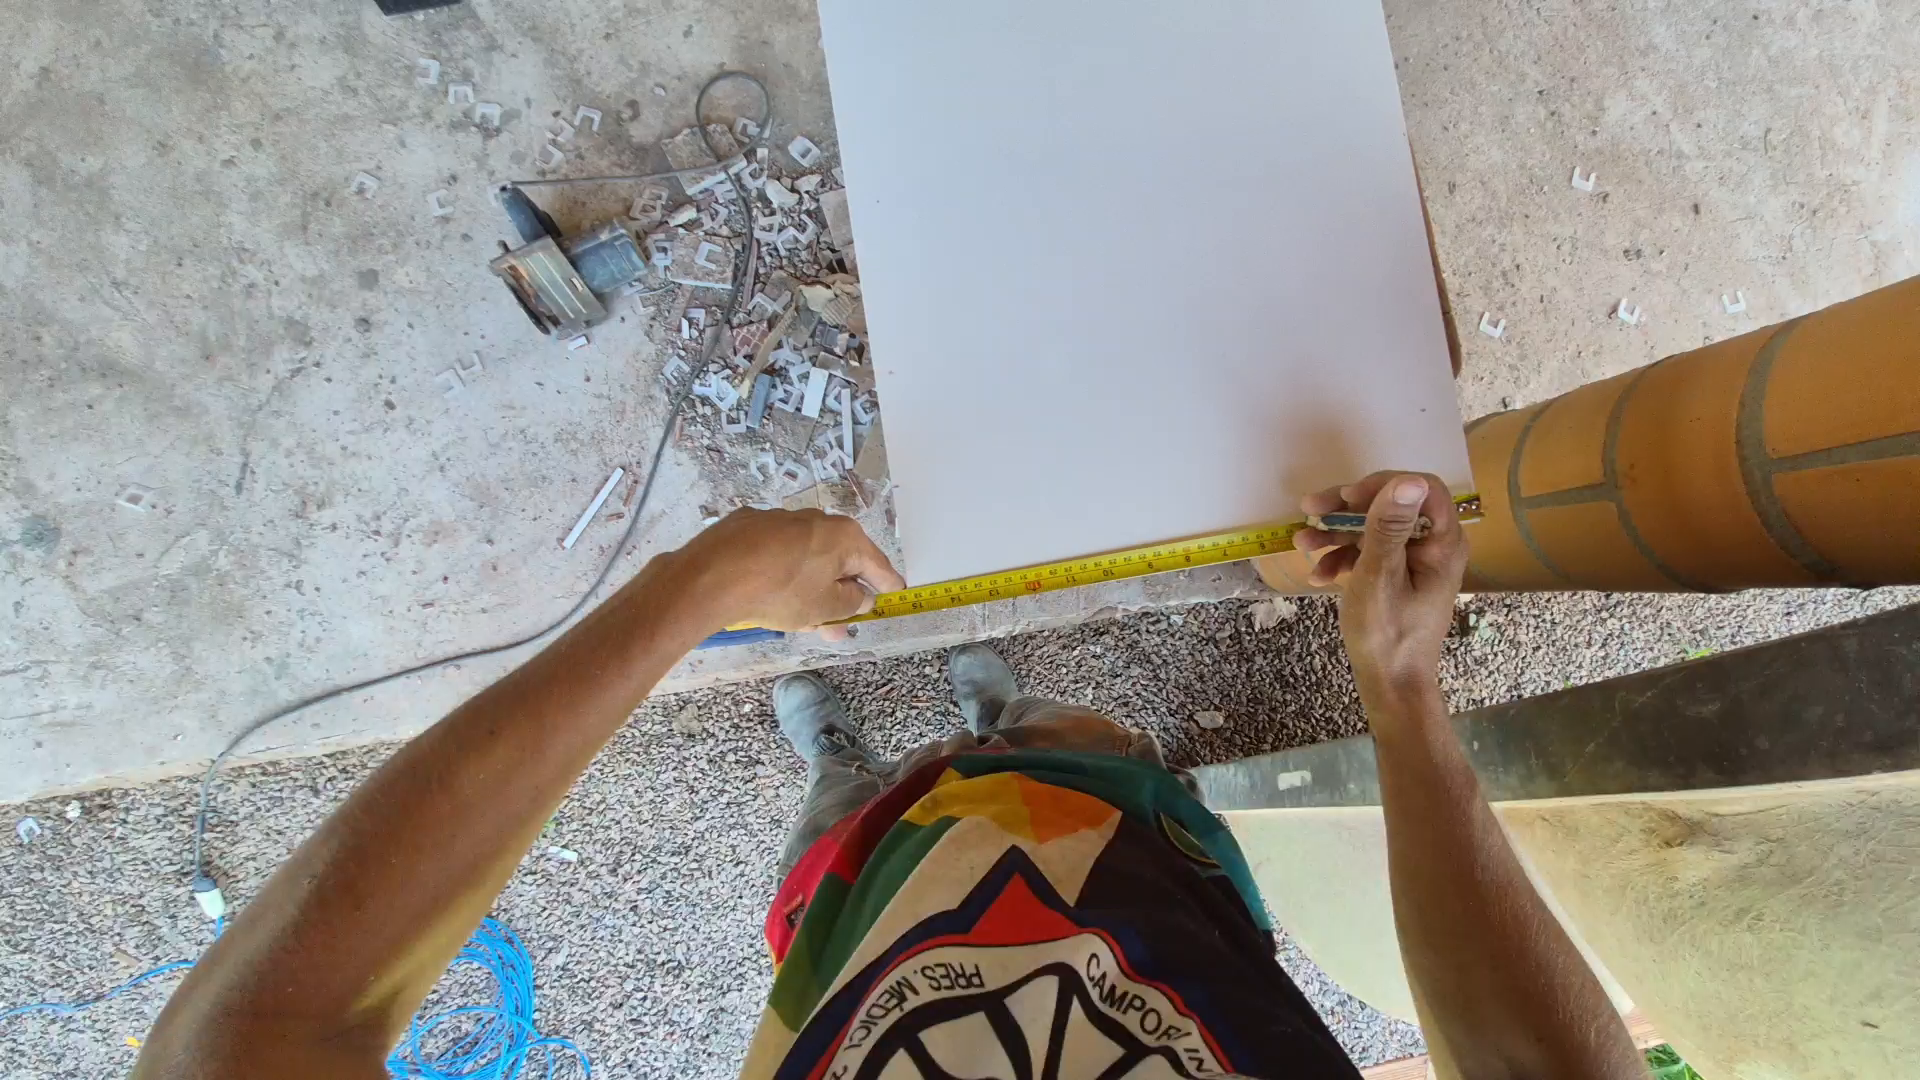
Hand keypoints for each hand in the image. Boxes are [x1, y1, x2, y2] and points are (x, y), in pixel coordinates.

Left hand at [673, 508, 905, 639]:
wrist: (712, 575)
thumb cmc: (781, 592)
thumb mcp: (825, 607)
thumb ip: (851, 604)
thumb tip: (859, 597)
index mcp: (844, 536)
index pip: (878, 565)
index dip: (888, 585)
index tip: (896, 595)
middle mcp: (818, 519)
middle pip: (841, 559)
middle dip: (843, 592)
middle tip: (841, 621)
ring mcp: (781, 518)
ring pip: (809, 556)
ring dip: (812, 583)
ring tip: (803, 615)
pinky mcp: (749, 524)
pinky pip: (779, 551)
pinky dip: (783, 570)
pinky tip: (770, 591)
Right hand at [1296, 472, 1466, 700]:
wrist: (1390, 681)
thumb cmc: (1386, 632)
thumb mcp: (1379, 576)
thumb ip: (1388, 527)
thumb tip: (1407, 481)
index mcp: (1441, 542)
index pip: (1420, 488)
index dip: (1380, 485)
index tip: (1344, 498)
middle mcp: (1432, 545)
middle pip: (1390, 506)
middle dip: (1345, 508)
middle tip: (1308, 510)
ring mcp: (1413, 561)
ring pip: (1372, 529)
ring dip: (1335, 534)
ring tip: (1301, 544)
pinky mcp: (1397, 577)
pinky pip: (1368, 554)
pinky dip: (1341, 559)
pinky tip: (1318, 576)